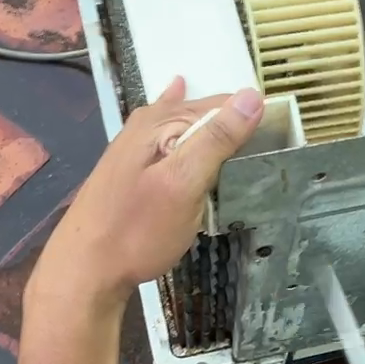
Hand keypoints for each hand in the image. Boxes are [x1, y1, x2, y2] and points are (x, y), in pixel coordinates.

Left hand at [31, 78, 262, 310]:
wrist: (85, 268)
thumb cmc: (137, 230)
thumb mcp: (184, 183)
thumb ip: (216, 139)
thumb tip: (252, 94)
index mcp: (161, 122)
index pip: (223, 104)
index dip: (252, 120)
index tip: (278, 141)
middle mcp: (145, 125)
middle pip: (204, 116)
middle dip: (233, 126)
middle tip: (268, 148)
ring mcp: (135, 147)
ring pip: (187, 131)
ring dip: (212, 134)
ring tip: (243, 134)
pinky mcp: (131, 170)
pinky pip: (169, 141)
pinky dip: (186, 134)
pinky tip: (178, 99)